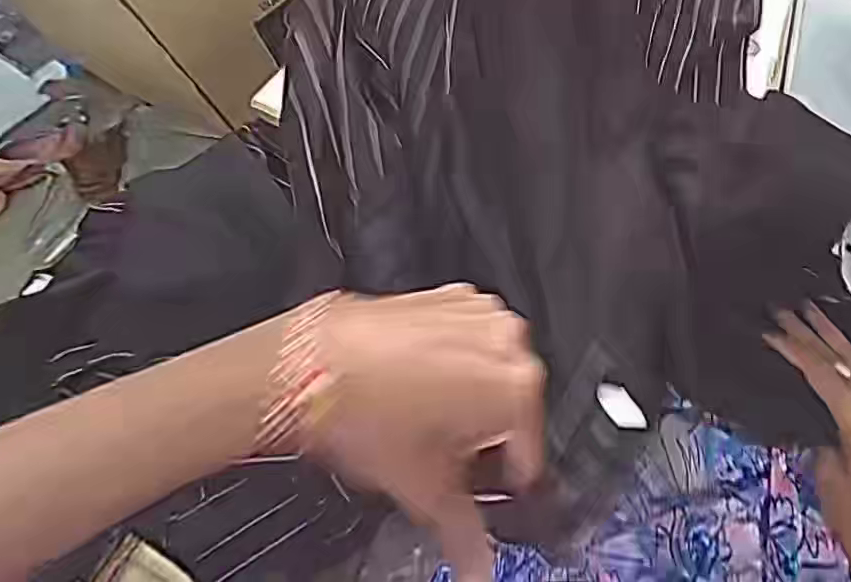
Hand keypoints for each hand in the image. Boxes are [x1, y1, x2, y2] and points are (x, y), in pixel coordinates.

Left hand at [297, 285, 544, 581]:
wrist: (319, 359)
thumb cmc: (367, 410)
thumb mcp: (423, 487)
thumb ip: (466, 534)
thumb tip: (479, 566)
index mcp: (519, 388)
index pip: (532, 450)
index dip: (507, 477)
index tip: (487, 485)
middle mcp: (511, 342)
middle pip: (515, 402)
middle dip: (489, 429)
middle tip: (448, 449)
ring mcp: (485, 313)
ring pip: (495, 365)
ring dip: (475, 388)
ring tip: (427, 410)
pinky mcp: (460, 295)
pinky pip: (473, 334)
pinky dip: (458, 354)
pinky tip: (420, 376)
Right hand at [766, 304, 850, 581]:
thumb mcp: (831, 487)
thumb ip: (824, 445)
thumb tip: (820, 427)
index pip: (822, 372)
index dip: (794, 347)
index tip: (773, 330)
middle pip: (846, 360)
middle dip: (816, 330)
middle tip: (791, 308)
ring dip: (839, 341)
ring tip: (816, 317)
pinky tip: (847, 358)